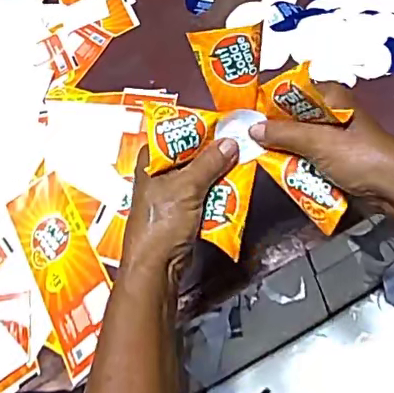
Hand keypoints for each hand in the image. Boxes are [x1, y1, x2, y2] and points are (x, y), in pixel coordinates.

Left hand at [120, 138, 238, 284]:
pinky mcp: (183, 210)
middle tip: (239, 142)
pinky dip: (218, 190)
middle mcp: (159, 171)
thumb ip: (209, 162)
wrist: (157, 269)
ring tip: (242, 160)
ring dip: (219, 171)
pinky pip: (204, 193)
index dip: (199, 128)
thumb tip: (230, 142)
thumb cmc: (162, 223)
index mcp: (151, 159)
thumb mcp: (187, 187)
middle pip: (191, 153)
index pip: (176, 133)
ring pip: (200, 174)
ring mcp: (171, 192)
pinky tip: (235, 185)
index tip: (224, 124)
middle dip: (214, 151)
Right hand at [249, 86, 393, 203]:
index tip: (245, 115)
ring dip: (284, 148)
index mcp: (331, 95)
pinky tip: (282, 169)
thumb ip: (283, 133)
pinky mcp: (338, 155)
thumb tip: (252, 128)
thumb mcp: (317, 142)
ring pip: (300, 137)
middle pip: (293, 115)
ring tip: (260, 156)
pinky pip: (310, 154)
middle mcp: (332, 110)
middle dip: (273, 129)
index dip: (267, 102)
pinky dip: (297, 161)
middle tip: (248, 139)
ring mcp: (336, 134)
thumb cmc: (361, 157)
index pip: (290, 91)